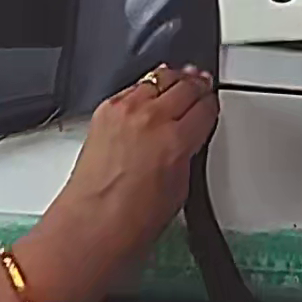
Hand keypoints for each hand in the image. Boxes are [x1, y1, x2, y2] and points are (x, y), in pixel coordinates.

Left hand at [0, 65, 218, 301]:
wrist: (91, 225)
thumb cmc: (130, 222)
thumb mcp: (180, 189)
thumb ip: (187, 152)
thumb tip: (188, 136)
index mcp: (176, 141)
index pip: (205, 107)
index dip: (211, 104)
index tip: (211, 103)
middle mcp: (152, 118)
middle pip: (185, 85)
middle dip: (197, 85)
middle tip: (202, 84)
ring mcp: (127, 109)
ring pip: (159, 77)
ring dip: (174, 79)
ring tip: (181, 79)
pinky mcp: (107, 108)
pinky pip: (134, 86)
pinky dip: (146, 86)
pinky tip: (151, 89)